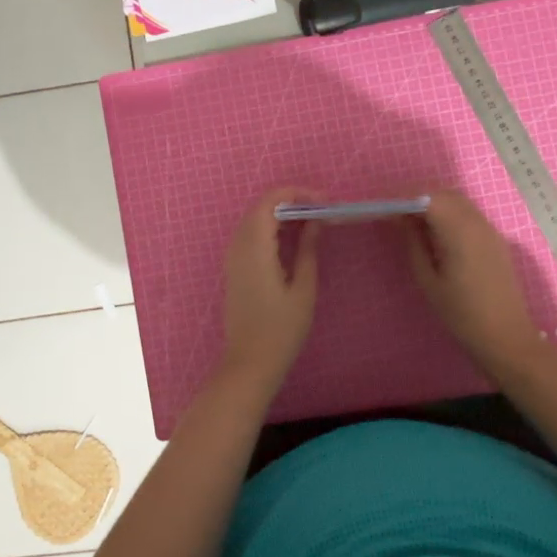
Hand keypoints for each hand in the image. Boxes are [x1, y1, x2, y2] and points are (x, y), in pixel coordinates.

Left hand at [220, 188, 320, 391]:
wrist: (249, 363)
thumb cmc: (281, 330)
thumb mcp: (303, 289)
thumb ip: (308, 249)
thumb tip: (315, 221)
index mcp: (254, 247)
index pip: (270, 201)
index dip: (297, 193)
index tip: (324, 201)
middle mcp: (238, 246)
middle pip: (260, 207)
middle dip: (290, 201)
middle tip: (322, 210)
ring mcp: (232, 257)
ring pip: (254, 220)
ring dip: (280, 215)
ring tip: (312, 223)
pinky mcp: (234, 268)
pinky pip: (250, 235)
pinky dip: (270, 229)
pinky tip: (292, 240)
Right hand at [399, 189, 548, 376]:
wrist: (506, 339)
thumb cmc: (462, 314)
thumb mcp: (429, 281)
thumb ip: (414, 244)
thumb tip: (402, 220)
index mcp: (460, 232)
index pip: (429, 197)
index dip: (404, 197)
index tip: (383, 208)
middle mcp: (478, 223)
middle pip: (445, 194)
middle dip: (417, 197)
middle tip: (394, 214)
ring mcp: (490, 231)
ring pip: (458, 202)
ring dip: (434, 204)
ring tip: (411, 223)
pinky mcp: (495, 241)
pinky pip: (468, 215)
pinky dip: (448, 214)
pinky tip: (435, 234)